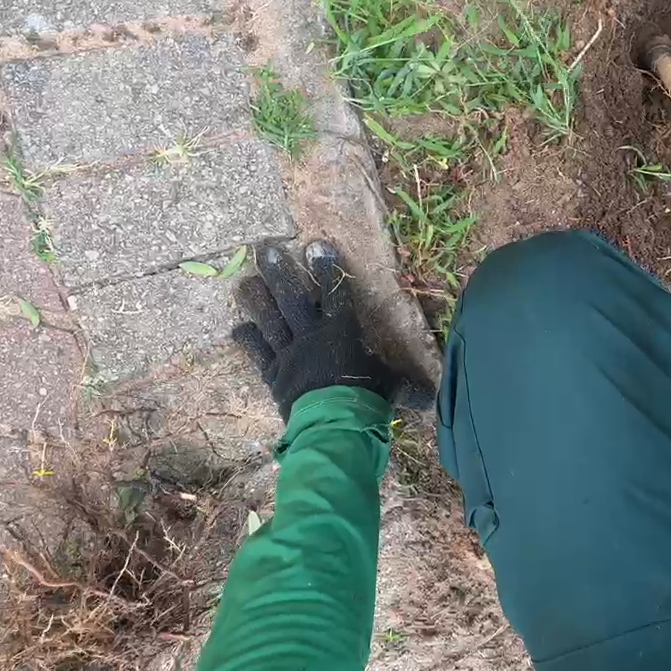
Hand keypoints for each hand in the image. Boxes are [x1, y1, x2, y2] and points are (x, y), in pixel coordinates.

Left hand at [232, 240, 396, 419]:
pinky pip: (259, 353)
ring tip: (245, 281)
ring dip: (258, 300)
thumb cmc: (367, 398)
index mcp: (341, 331)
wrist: (335, 424)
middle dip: (280, 273)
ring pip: (270, 320)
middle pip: (293, 298)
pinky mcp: (274, 374)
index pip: (335, 293)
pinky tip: (236, 329)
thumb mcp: (392, 385)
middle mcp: (311, 335)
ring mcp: (289, 353)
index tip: (316, 246)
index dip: (327, 269)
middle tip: (265, 251)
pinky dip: (248, 341)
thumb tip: (434, 396)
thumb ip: (407, 382)